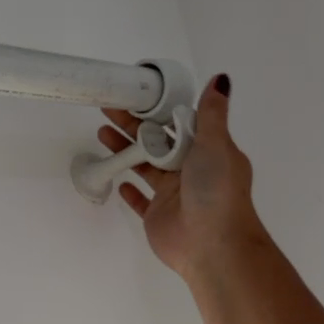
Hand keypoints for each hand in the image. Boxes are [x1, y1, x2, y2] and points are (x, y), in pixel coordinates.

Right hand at [99, 74, 269, 281]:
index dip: (157, 109)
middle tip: (108, 109)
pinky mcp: (157, 216)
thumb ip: (212, 112)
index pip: (178, 123)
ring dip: (125, 150)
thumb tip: (221, 78)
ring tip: (102, 134)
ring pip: (144, 167)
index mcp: (207, 151)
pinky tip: (118, 180)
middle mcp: (190, 171)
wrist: (213, 246)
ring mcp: (173, 195)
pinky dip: (130, 191)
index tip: (136, 94)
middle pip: (157, 142)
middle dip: (133, 126)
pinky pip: (141, 200)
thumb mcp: (217, 144)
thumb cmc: (215, 191)